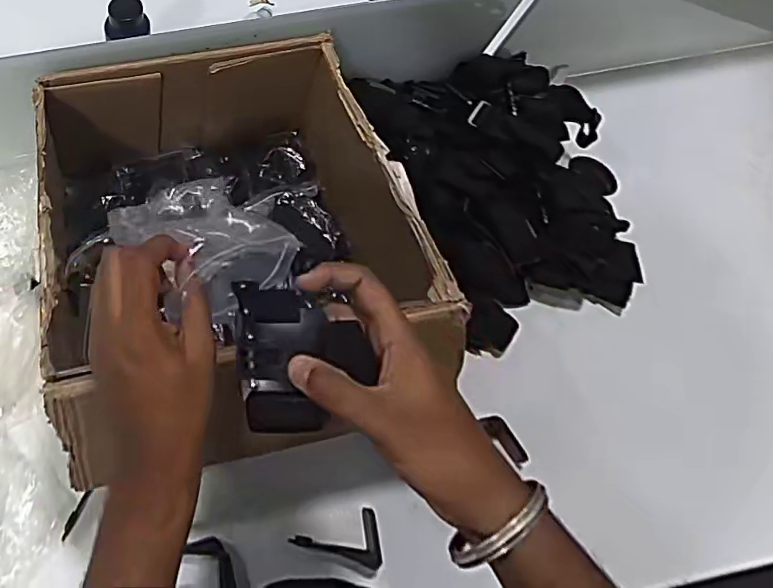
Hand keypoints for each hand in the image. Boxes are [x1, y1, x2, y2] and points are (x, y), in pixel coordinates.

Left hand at [84, 237, 216, 586]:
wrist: (150, 459)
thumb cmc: (182, 411)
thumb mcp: (201, 355)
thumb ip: (194, 303)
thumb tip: (188, 268)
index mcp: (132, 323)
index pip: (136, 260)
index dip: (161, 245)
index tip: (184, 252)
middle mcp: (105, 321)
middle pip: (112, 260)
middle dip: (143, 253)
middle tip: (174, 271)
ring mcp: (95, 333)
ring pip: (104, 277)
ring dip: (131, 270)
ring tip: (165, 292)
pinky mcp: (94, 345)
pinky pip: (103, 299)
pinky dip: (123, 290)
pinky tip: (150, 312)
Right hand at [288, 262, 528, 536]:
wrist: (479, 498)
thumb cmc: (450, 454)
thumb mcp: (383, 418)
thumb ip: (335, 390)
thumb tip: (298, 365)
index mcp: (403, 342)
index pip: (366, 285)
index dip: (333, 274)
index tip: (305, 282)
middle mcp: (398, 350)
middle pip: (356, 308)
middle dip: (323, 302)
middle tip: (293, 309)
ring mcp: (395, 373)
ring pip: (354, 339)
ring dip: (326, 337)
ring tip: (298, 344)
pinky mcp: (390, 396)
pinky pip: (354, 368)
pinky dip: (332, 368)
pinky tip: (316, 383)